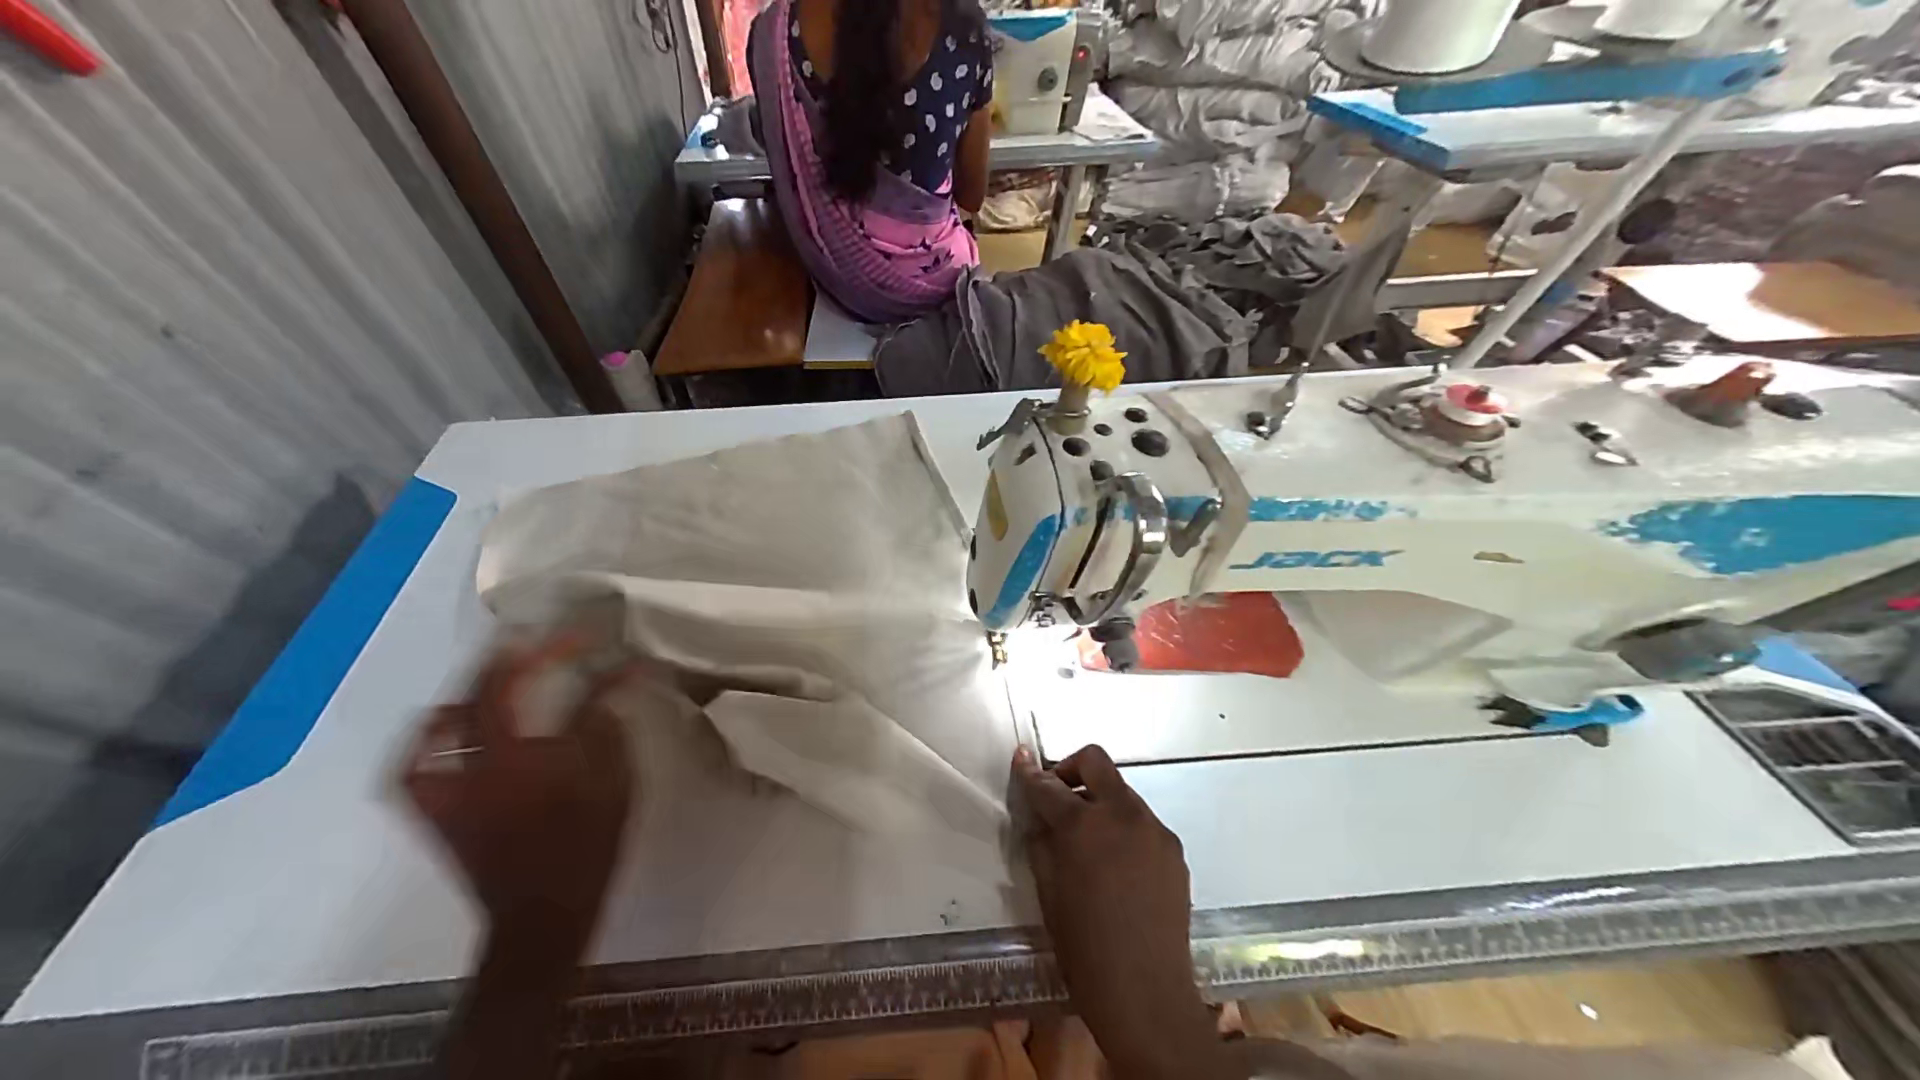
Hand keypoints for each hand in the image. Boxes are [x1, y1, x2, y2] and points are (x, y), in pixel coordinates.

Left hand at [404, 636, 634, 945]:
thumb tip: (609, 690)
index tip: (594, 638)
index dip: (568, 655)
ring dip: (467, 691)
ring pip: (440, 724)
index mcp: (525, 759)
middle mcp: (475, 767)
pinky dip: (425, 742)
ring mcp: (448, 790)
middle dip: (515, 656)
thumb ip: (607, 732)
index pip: (549, 692)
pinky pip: (413, 769)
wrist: (540, 916)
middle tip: (539, 640)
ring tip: (491, 674)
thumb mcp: (614, 788)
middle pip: (484, 693)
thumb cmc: (586, 850)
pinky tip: (444, 730)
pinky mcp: (436, 812)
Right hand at [1013, 744, 1238, 1079]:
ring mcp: (1154, 829)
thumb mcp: (1048, 891)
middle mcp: (1122, 814)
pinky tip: (1117, 866)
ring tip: (1090, 842)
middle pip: (1095, 762)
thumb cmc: (1084, 948)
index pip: (1049, 785)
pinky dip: (1123, 828)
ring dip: (1100, 802)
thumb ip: (1041, 841)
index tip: (1020, 760)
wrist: (1146, 993)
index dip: (1029, 773)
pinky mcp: (1173, 848)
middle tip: (1058, 796)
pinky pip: (1142, 822)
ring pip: (1121, 792)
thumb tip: (1039, 815)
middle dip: (1071, 768)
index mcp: (1083, 825)